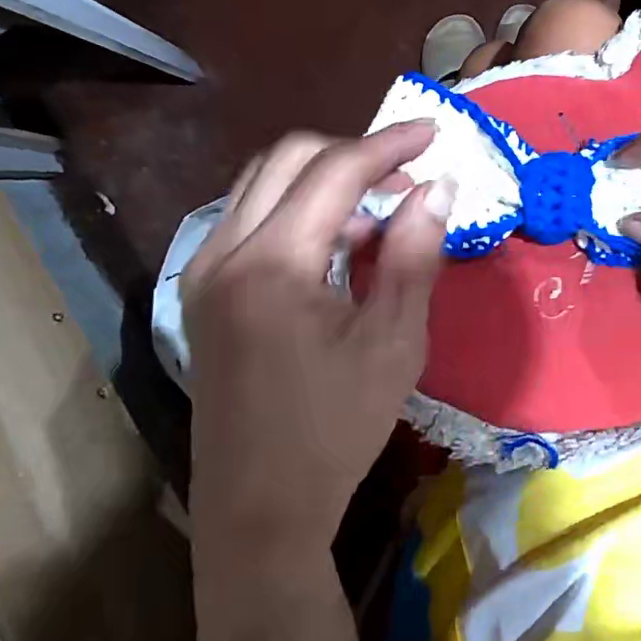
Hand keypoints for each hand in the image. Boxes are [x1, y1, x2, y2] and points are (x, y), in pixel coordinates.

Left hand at [183, 122, 453, 551]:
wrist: (259, 508)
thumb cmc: (336, 429)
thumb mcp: (393, 341)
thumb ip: (415, 254)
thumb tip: (437, 188)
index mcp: (272, 263)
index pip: (334, 171)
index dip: (388, 144)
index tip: (433, 132)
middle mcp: (224, 251)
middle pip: (288, 159)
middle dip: (352, 152)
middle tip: (405, 175)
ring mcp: (205, 271)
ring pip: (263, 183)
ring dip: (322, 178)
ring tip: (376, 211)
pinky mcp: (203, 293)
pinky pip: (250, 219)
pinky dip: (297, 209)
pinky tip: (336, 245)